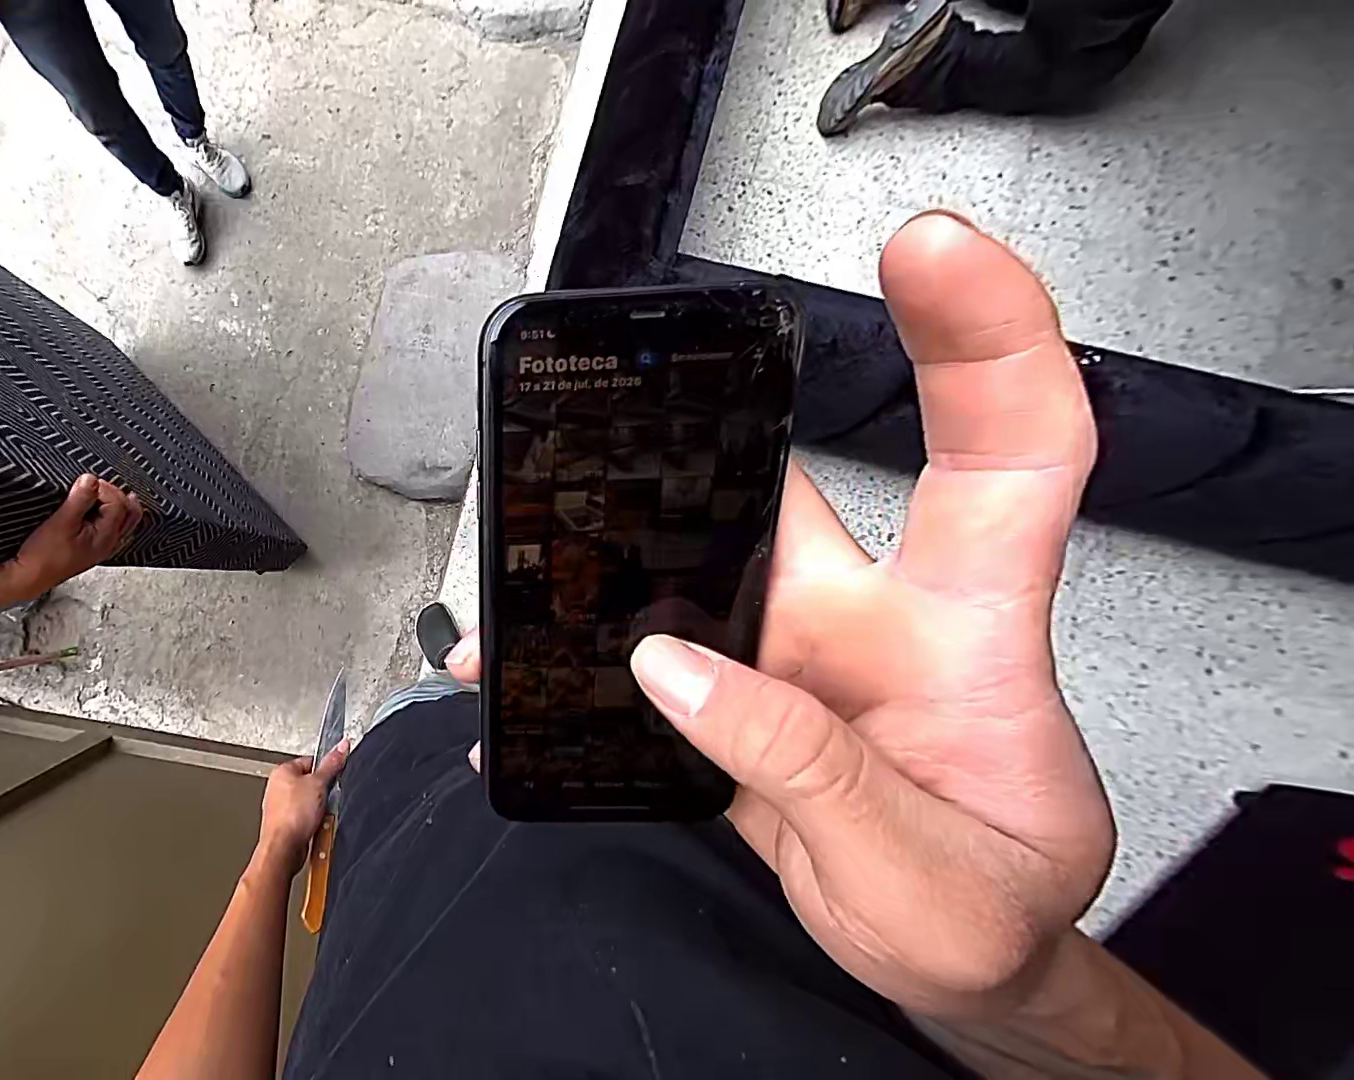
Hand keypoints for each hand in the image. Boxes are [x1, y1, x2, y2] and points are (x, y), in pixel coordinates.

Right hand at [0, 474, 144, 602]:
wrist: (29, 578)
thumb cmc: (44, 555)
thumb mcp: (62, 522)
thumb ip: (80, 499)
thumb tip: (91, 479)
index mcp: (107, 535)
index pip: (119, 504)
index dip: (105, 489)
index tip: (86, 483)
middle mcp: (110, 541)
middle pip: (128, 512)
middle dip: (116, 494)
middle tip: (98, 484)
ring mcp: (102, 545)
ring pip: (122, 520)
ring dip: (116, 503)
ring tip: (106, 490)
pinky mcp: (90, 546)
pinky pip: (110, 526)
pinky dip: (109, 513)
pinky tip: (100, 508)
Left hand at [254, 742, 348, 874]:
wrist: (283, 849)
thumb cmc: (291, 817)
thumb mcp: (318, 784)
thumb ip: (331, 764)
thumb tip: (341, 747)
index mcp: (282, 771)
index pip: (311, 761)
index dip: (325, 769)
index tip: (334, 775)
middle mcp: (279, 787)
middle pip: (312, 783)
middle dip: (322, 792)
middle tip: (325, 798)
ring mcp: (282, 807)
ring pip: (311, 802)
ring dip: (320, 809)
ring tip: (319, 815)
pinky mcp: (287, 823)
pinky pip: (308, 818)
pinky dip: (315, 822)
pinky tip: (316, 826)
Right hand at [453, 212, 1112, 1022]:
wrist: (925, 953)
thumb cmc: (969, 917)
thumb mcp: (922, 881)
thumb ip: (804, 770)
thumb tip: (675, 667)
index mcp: (960, 641)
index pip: (1004, 455)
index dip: (979, 340)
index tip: (925, 250)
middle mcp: (857, 618)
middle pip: (773, 491)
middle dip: (688, 453)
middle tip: (596, 430)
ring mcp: (775, 646)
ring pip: (680, 557)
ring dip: (602, 562)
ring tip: (525, 582)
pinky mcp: (719, 682)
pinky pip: (636, 637)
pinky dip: (574, 644)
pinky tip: (523, 660)